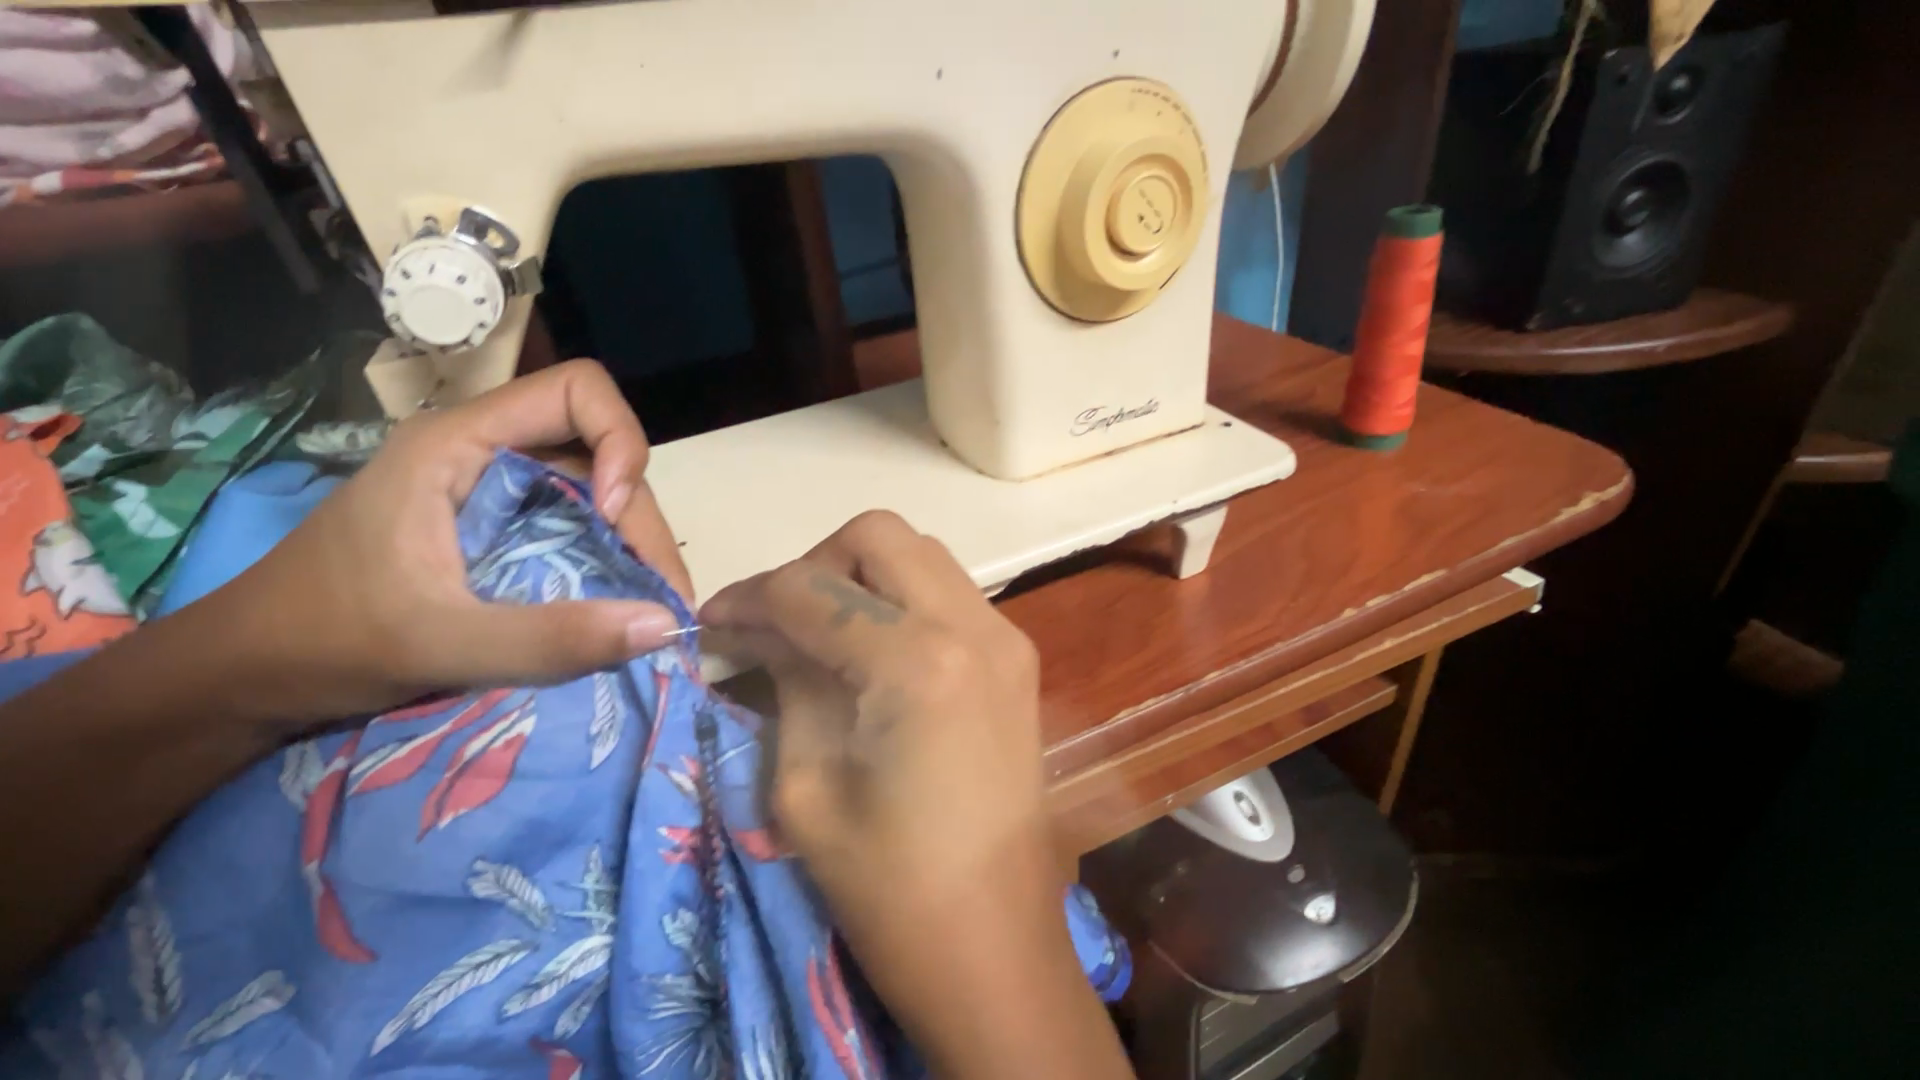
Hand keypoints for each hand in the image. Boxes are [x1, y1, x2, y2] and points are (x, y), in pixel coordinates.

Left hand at [207, 359, 691, 730]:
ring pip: (592, 497)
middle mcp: (484, 455)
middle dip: (640, 520)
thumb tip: (665, 625)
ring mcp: (490, 495)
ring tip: (650, 614)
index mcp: (459, 443)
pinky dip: (603, 568)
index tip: (613, 517)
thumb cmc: (327, 638)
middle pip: (599, 454)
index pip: (577, 391)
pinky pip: (571, 532)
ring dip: (630, 549)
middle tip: (662, 597)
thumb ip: (551, 638)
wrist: (246, 675)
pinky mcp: (494, 533)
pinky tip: (614, 612)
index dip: (619, 441)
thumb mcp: (440, 642)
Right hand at [701, 510, 1051, 924]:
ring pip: (921, 556)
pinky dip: (901, 603)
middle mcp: (973, 626)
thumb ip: (784, 683)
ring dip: (861, 578)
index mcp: (917, 660)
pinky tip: (869, 657)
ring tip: (819, 638)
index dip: (748, 597)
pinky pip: (950, 595)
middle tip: (776, 624)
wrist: (994, 947)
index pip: (812, 589)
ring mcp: (1006, 639)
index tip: (710, 625)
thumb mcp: (805, 786)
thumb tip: (756, 628)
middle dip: (814, 565)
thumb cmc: (888, 888)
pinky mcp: (1019, 661)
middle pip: (878, 536)